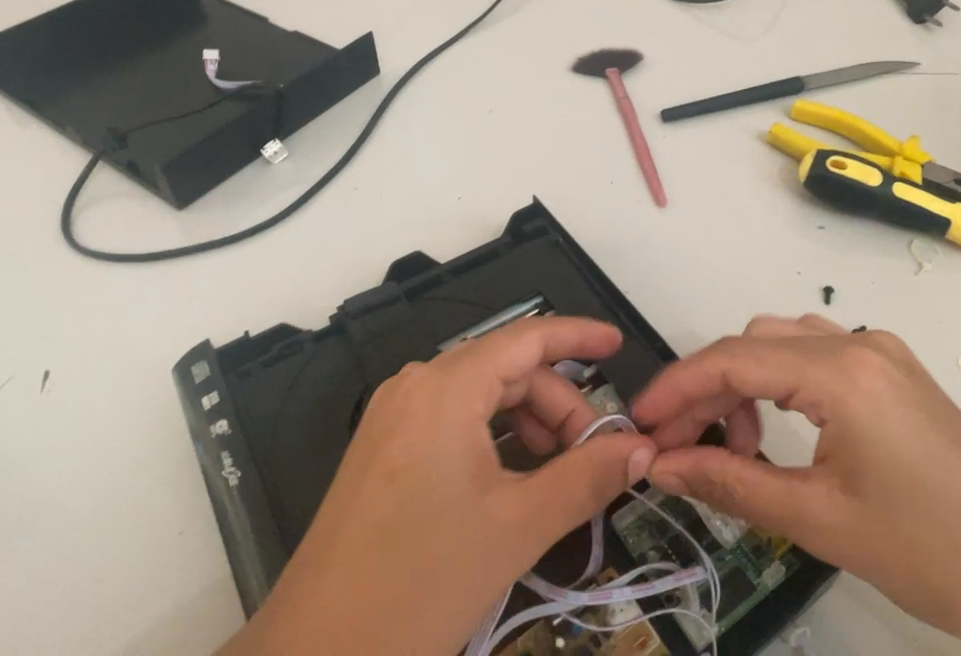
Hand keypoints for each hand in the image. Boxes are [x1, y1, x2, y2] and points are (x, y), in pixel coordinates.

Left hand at [226, 316, 654, 655]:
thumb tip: (641, 448)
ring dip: (529, 426)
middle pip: (507, 371)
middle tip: (596, 457)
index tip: (618, 344)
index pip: (526, 338)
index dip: (577, 335)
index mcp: (446, 387)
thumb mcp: (519, 527)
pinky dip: (495, 441)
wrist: (319, 647)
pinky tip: (516, 483)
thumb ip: (587, 478)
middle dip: (559, 406)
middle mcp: (416, 386)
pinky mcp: (383, 449)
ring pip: (481, 399)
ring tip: (560, 476)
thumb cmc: (424, 578)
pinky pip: (453, 422)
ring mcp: (394, 417)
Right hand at [631, 314, 960, 655]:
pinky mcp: (897, 376)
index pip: (732, 360)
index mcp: (841, 370)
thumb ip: (728, 484)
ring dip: (743, 385)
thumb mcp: (817, 520)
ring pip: (784, 344)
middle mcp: (860, 343)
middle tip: (676, 448)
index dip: (675, 389)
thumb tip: (656, 467)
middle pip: (754, 344)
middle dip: (706, 390)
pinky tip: (776, 432)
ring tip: (730, 447)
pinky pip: (818, 357)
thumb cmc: (929, 553)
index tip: (635, 424)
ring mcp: (883, 355)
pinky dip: (781, 385)